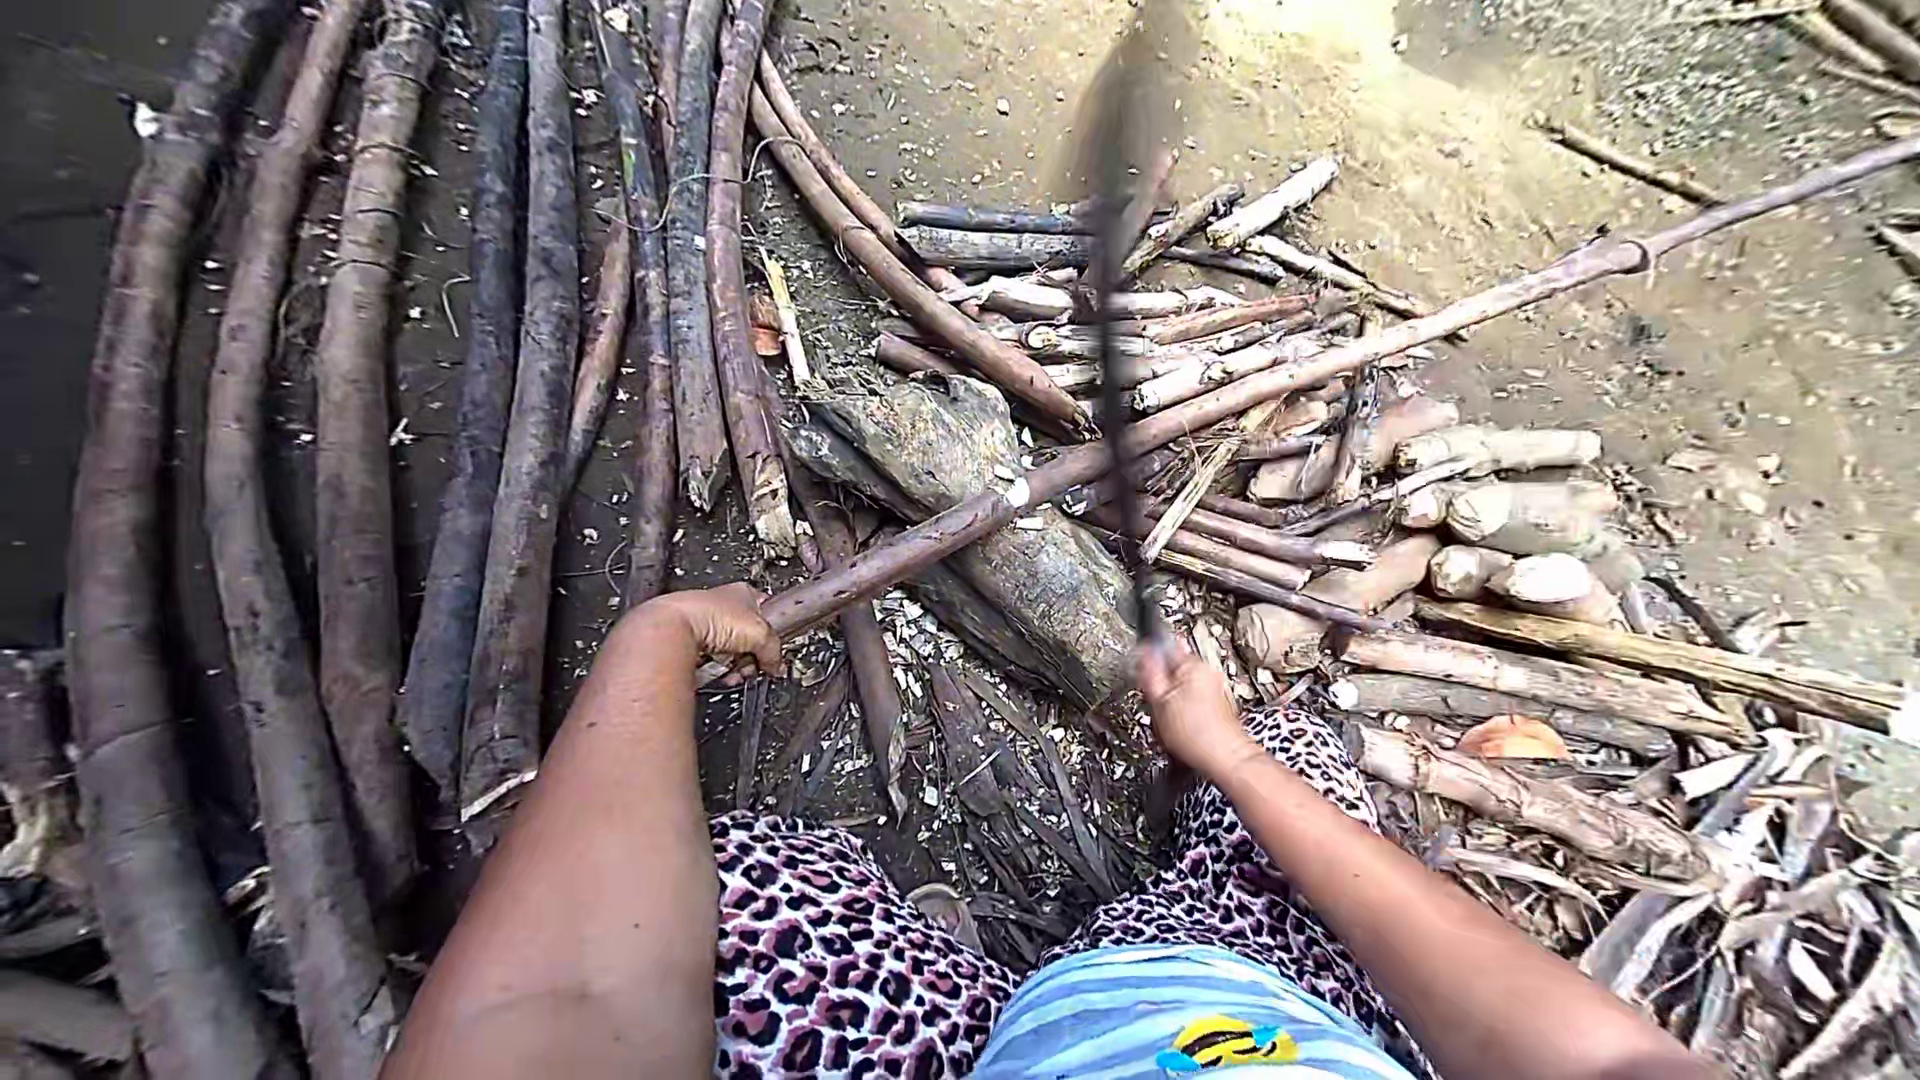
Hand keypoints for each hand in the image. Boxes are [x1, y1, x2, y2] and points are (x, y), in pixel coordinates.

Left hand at [634, 583, 784, 675]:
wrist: (673, 630)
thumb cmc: (711, 616)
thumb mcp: (762, 634)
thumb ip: (775, 650)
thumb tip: (777, 665)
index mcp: (743, 592)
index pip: (766, 612)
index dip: (771, 631)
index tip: (772, 647)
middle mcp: (723, 605)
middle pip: (748, 637)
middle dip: (752, 655)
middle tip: (752, 663)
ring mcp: (705, 624)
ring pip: (730, 652)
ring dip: (735, 666)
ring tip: (734, 671)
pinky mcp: (689, 643)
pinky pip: (711, 662)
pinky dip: (716, 670)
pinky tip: (717, 673)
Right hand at [1136, 640, 1260, 779]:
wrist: (1225, 760)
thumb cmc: (1197, 734)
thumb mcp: (1159, 700)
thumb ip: (1150, 672)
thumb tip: (1145, 651)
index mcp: (1193, 665)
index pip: (1163, 647)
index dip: (1147, 661)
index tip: (1142, 673)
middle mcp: (1208, 672)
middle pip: (1173, 668)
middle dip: (1162, 683)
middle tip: (1156, 702)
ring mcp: (1217, 688)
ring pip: (1183, 685)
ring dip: (1173, 697)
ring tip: (1170, 717)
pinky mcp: (1220, 704)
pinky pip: (1194, 698)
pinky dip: (1185, 708)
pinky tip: (1182, 724)